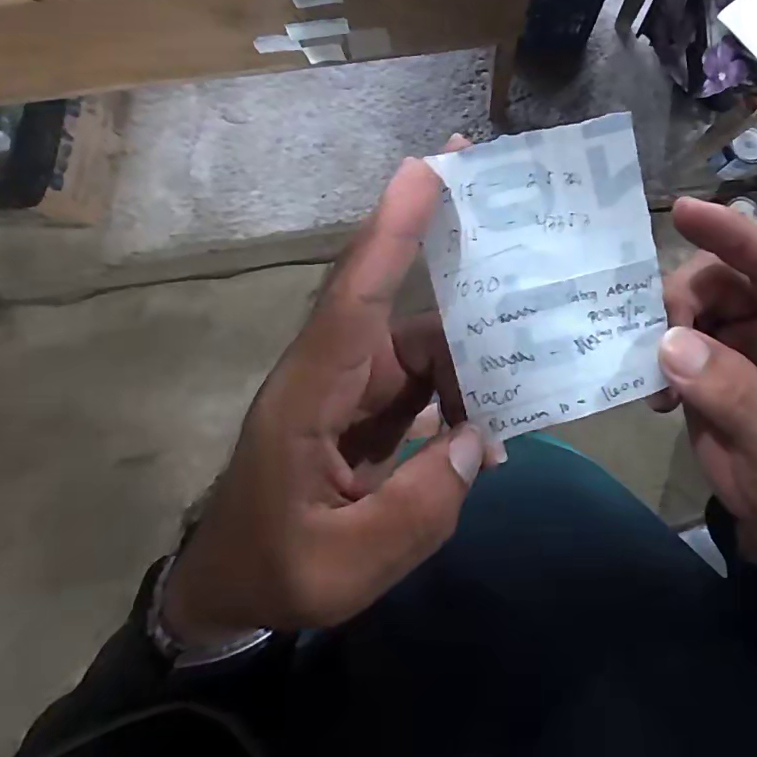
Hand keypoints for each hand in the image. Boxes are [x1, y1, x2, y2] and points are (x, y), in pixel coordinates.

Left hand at [162, 152, 485, 641]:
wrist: (229, 589)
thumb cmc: (272, 571)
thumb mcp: (344, 568)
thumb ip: (418, 508)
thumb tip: (478, 440)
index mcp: (309, 395)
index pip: (353, 297)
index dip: (390, 230)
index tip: (424, 168)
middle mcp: (333, 372)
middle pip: (403, 310)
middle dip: (448, 264)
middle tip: (507, 222)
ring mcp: (353, 387)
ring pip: (427, 348)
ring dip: (474, 362)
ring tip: (527, 374)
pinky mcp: (369, 406)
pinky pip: (429, 381)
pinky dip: (464, 396)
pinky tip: (495, 424)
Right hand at [655, 198, 756, 593]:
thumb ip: (736, 399)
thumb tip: (672, 342)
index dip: (735, 235)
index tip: (683, 211)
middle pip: (723, 279)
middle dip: (685, 296)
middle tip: (660, 339)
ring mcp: (739, 350)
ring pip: (692, 306)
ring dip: (664, 326)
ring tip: (658, 377)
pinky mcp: (708, 373)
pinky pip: (672, 341)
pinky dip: (654, 355)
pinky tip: (655, 396)